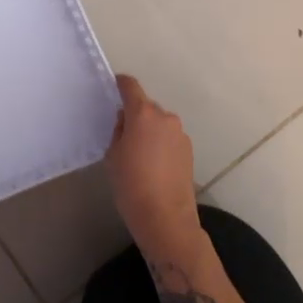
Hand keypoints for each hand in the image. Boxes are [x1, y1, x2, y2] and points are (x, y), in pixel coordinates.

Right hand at [105, 75, 201, 256]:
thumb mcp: (113, 155)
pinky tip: (153, 163)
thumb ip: (119, 130)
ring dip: (149, 129)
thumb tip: (127, 121)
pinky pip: (169, 137)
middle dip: (135, 114)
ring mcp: (180, 134)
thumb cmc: (131, 185)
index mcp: (142, 114)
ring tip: (139, 152)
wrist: (165, 218)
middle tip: (123, 132)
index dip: (121, 84)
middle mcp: (165, 117)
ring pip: (159, 123)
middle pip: (146, 106)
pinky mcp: (189, 150)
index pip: (131, 86)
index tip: (113, 87)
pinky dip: (160, 142)